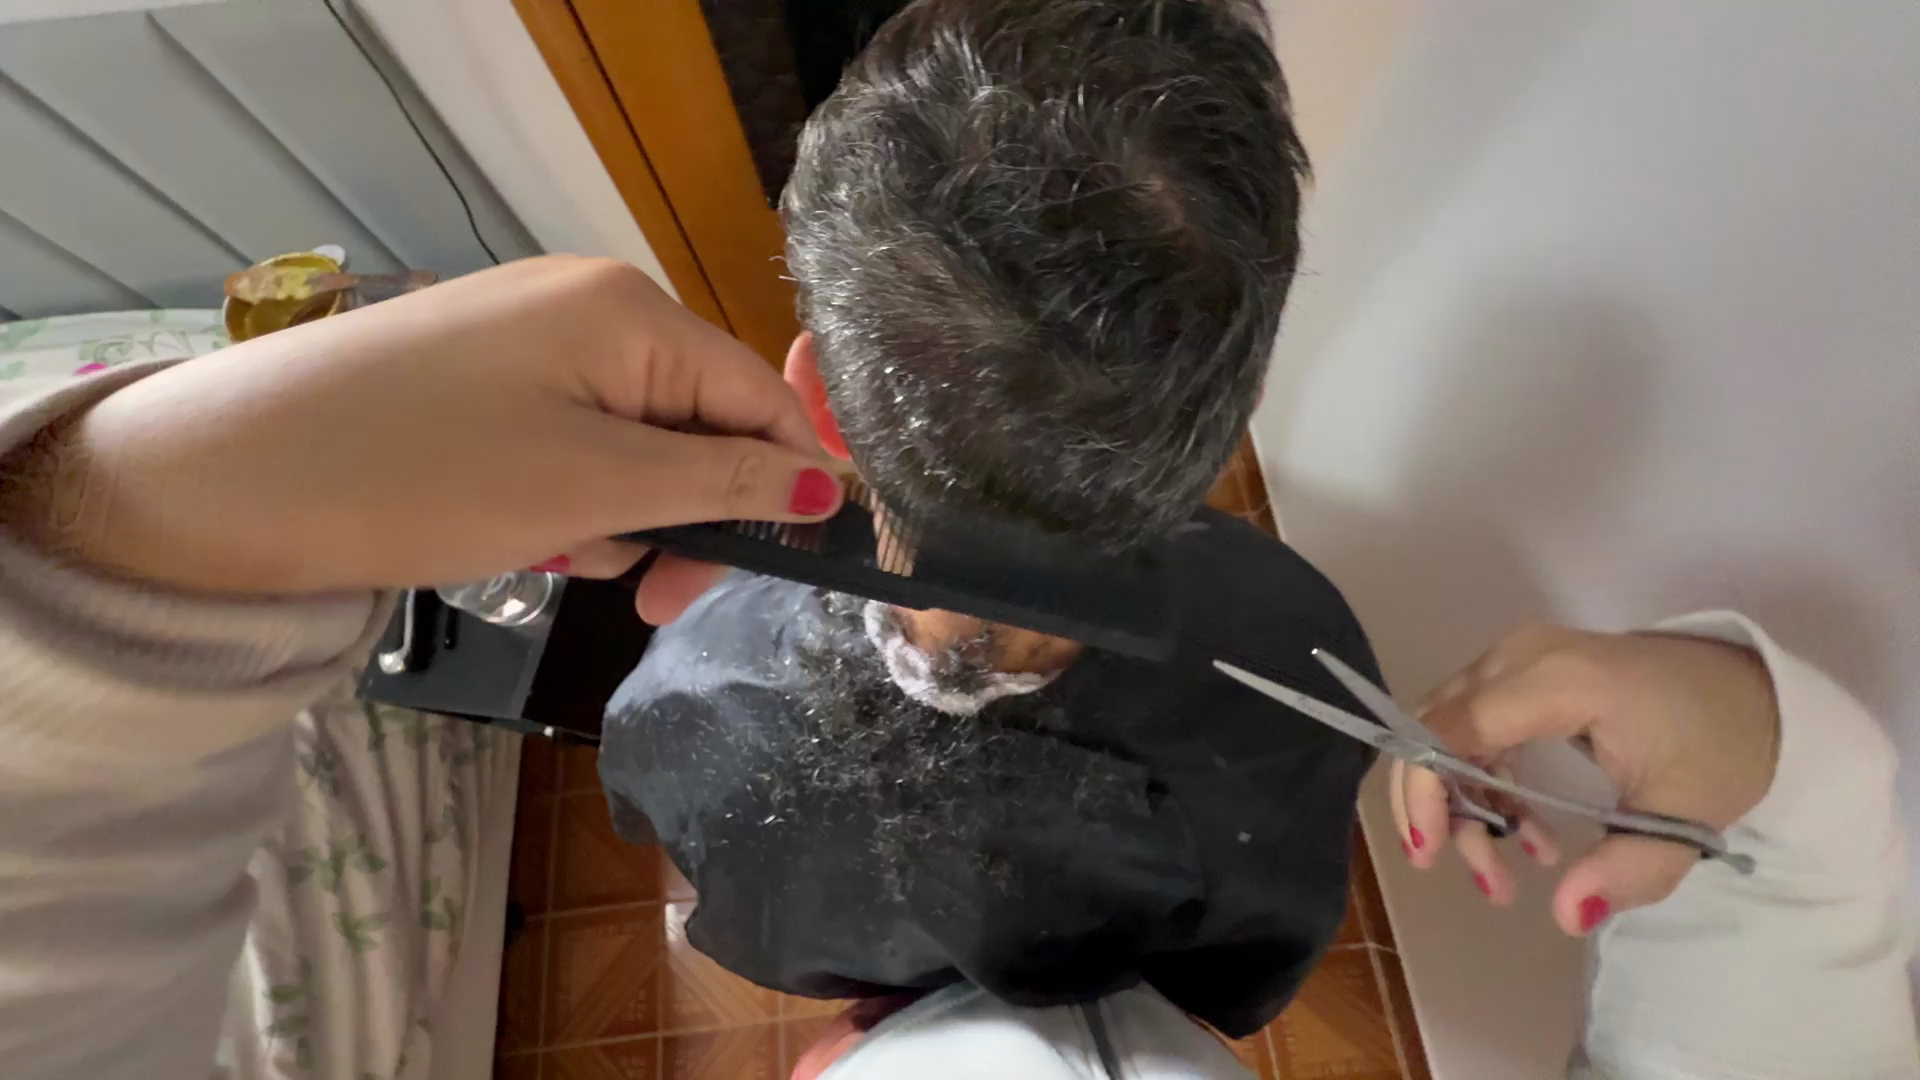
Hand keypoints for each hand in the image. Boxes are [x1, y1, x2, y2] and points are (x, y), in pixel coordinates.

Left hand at [0, 256, 841, 620]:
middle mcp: (603, 311)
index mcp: (634, 314)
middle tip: (664, 597)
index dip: (790, 479)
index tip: (797, 561)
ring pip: (653, 444)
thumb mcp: (599, 487)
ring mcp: (551, 343)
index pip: (761, 397)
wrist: (214, 484)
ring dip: (639, 514)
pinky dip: (592, 498)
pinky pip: (597, 443)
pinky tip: (547, 533)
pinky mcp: (511, 380)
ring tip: (578, 558)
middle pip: (707, 424)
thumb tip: (833, 490)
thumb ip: (727, 485)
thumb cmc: (427, 476)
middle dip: (698, 513)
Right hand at [1391, 623, 1778, 935]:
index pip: (1453, 730)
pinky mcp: (1507, 672)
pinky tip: (1518, 825)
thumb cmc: (1727, 740)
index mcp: (1556, 680)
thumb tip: (1566, 917)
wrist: (1754, 686)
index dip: (1426, 789)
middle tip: (1458, 868)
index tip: (1429, 852)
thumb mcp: (1692, 810)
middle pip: (1431, 728)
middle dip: (1431, 802)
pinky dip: (1476, 780)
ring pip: (1439, 729)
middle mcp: (1512, 658)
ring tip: (1499, 864)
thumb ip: (1631, 865)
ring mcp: (1505, 660)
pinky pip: (1463, 725)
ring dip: (1454, 798)